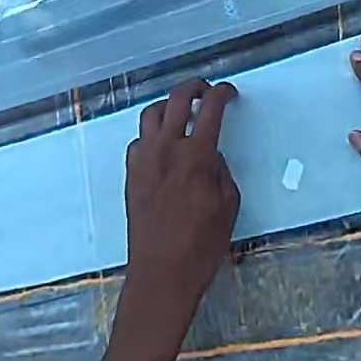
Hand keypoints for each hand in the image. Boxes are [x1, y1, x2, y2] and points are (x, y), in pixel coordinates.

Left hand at [123, 78, 240, 327]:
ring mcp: (144, 158)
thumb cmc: (202, 245)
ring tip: (181, 113)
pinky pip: (139, 139)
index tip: (229, 92)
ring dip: (169, 106)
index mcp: (196, 155)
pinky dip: (152, 134)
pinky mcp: (130, 171)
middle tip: (205, 91)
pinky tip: (162, 146)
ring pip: (152, 113)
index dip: (222, 93)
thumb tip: (212, 155)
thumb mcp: (228, 207)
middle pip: (177, 99)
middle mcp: (167, 148)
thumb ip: (221, 172)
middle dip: (194, 87)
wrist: (161, 273)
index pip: (211, 109)